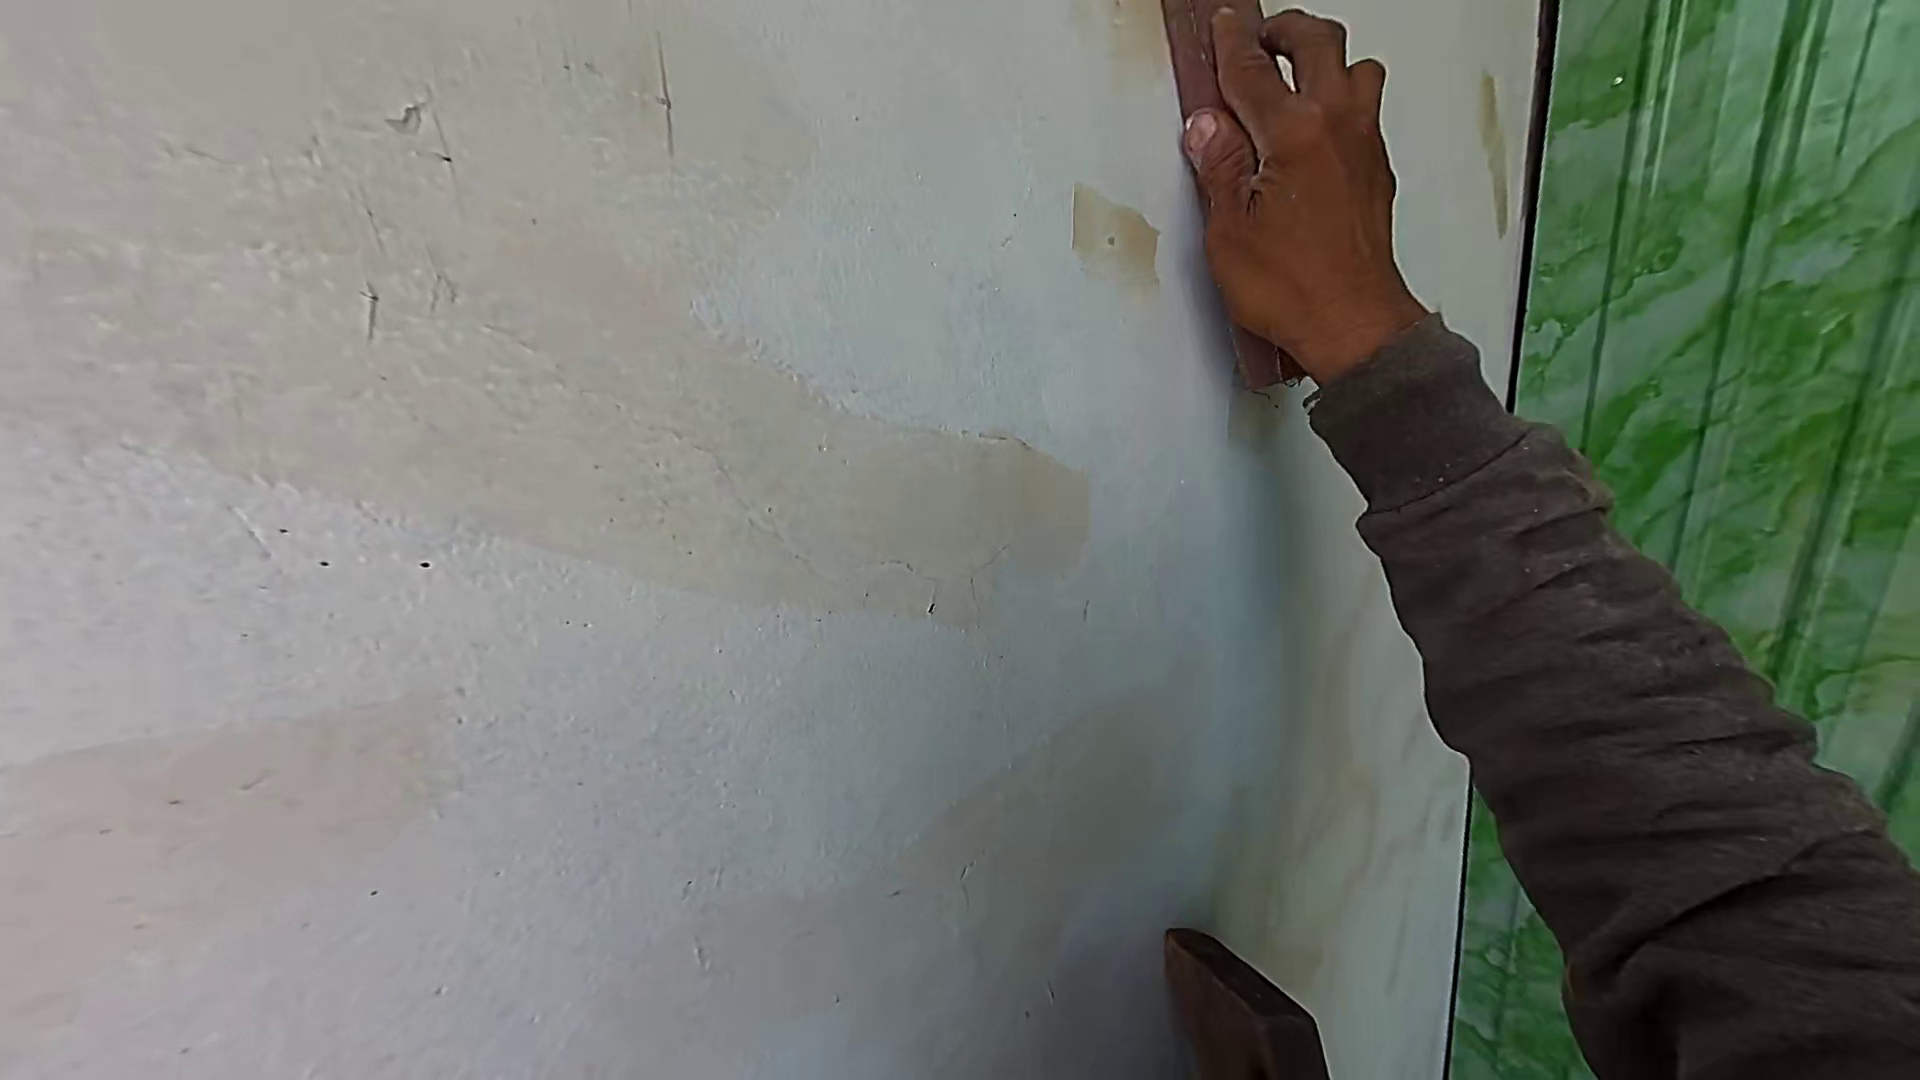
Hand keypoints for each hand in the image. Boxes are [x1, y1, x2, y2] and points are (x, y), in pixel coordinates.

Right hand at [1183, 9, 1427, 383]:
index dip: (1231, 46)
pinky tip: (1319, 129)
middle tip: (1258, 36)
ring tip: (1295, 80)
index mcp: (1293, 134)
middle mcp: (1337, 123)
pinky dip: (1342, 97)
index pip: (1253, 73)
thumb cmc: (1288, 286)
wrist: (1349, 321)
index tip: (1222, 26)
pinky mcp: (1377, 170)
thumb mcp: (1229, 233)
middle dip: (1283, 30)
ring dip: (1324, 60)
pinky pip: (1366, 107)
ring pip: (1355, 67)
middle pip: (1317, 43)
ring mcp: (1365, 144)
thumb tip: (1206, 124)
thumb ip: (1220, 169)